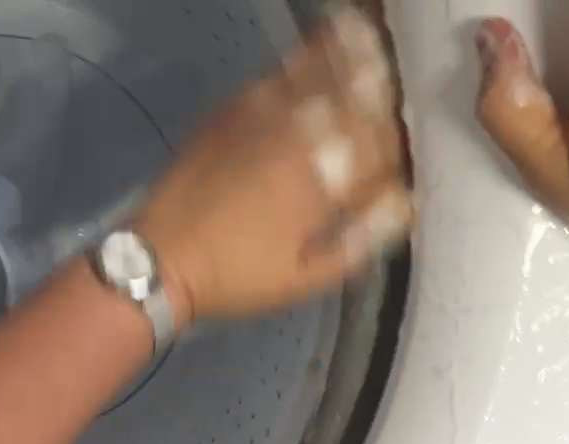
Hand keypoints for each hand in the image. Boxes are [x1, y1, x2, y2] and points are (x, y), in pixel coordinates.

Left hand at [138, 8, 411, 323]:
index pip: (379, 150)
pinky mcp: (233, 109)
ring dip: (353, 58)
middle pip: (356, 101)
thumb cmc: (234, 278)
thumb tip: (398, 211)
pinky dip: (306, 57)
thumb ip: (354, 247)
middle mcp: (298, 141)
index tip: (406, 152)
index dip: (400, 148)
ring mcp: (263, 118)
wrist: (162, 258)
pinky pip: (279, 73)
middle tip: (398, 84)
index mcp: (319, 187)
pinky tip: (324, 44)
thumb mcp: (300, 282)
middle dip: (383, 92)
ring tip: (376, 36)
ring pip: (320, 76)